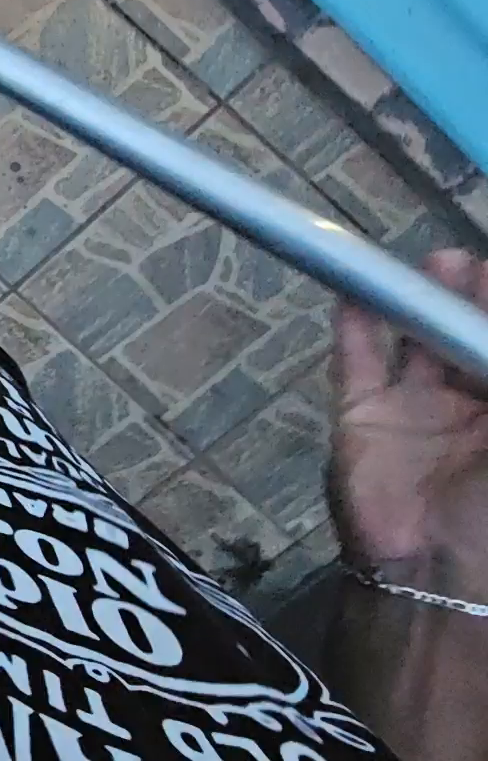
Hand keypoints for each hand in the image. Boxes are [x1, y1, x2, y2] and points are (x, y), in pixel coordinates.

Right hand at [332, 250, 487, 596]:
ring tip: (434, 262)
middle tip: (467, 261)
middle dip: (472, 302)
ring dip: (421, 304)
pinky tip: (355, 295)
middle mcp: (476, 409)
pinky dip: (354, 328)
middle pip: (469, 343)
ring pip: (418, 346)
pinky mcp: (361, 412)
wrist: (445, 568)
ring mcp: (415, 410)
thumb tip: (478, 345)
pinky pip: (357, 361)